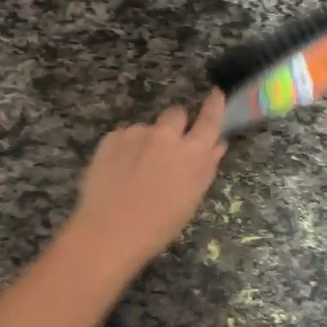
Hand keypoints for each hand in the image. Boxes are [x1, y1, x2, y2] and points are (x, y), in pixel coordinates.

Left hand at [65, 91, 226, 270]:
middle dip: (175, 125)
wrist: (110, 231)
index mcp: (192, 154)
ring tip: (137, 170)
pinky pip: (124, 136)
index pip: (210, 120)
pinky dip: (126, 148)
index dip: (214, 106)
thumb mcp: (190, 200)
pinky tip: (120, 172)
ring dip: (147, 140)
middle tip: (167, 150)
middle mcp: (166, 136)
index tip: (215, 95)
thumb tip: (217, 146)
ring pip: (148, 128)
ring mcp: (136, 134)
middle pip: (176, 115)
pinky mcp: (111, 138)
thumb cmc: (158, 225)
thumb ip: (205, 168)